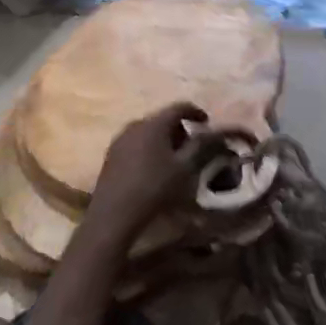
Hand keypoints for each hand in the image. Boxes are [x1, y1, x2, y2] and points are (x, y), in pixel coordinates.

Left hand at [86, 103, 221, 242]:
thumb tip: (215, 131)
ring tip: (174, 159)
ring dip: (164, 139)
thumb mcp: (185, 167)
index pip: (179, 107)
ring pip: (148, 131)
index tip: (207, 124)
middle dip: (180, 129)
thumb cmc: (154, 188)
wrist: (113, 217)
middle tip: (192, 146)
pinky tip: (153, 169)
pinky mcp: (110, 156)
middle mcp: (135, 125)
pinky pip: (136, 143)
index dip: (196, 112)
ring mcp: (119, 140)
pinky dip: (149, 148)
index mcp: (154, 124)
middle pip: (163, 119)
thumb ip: (202, 145)